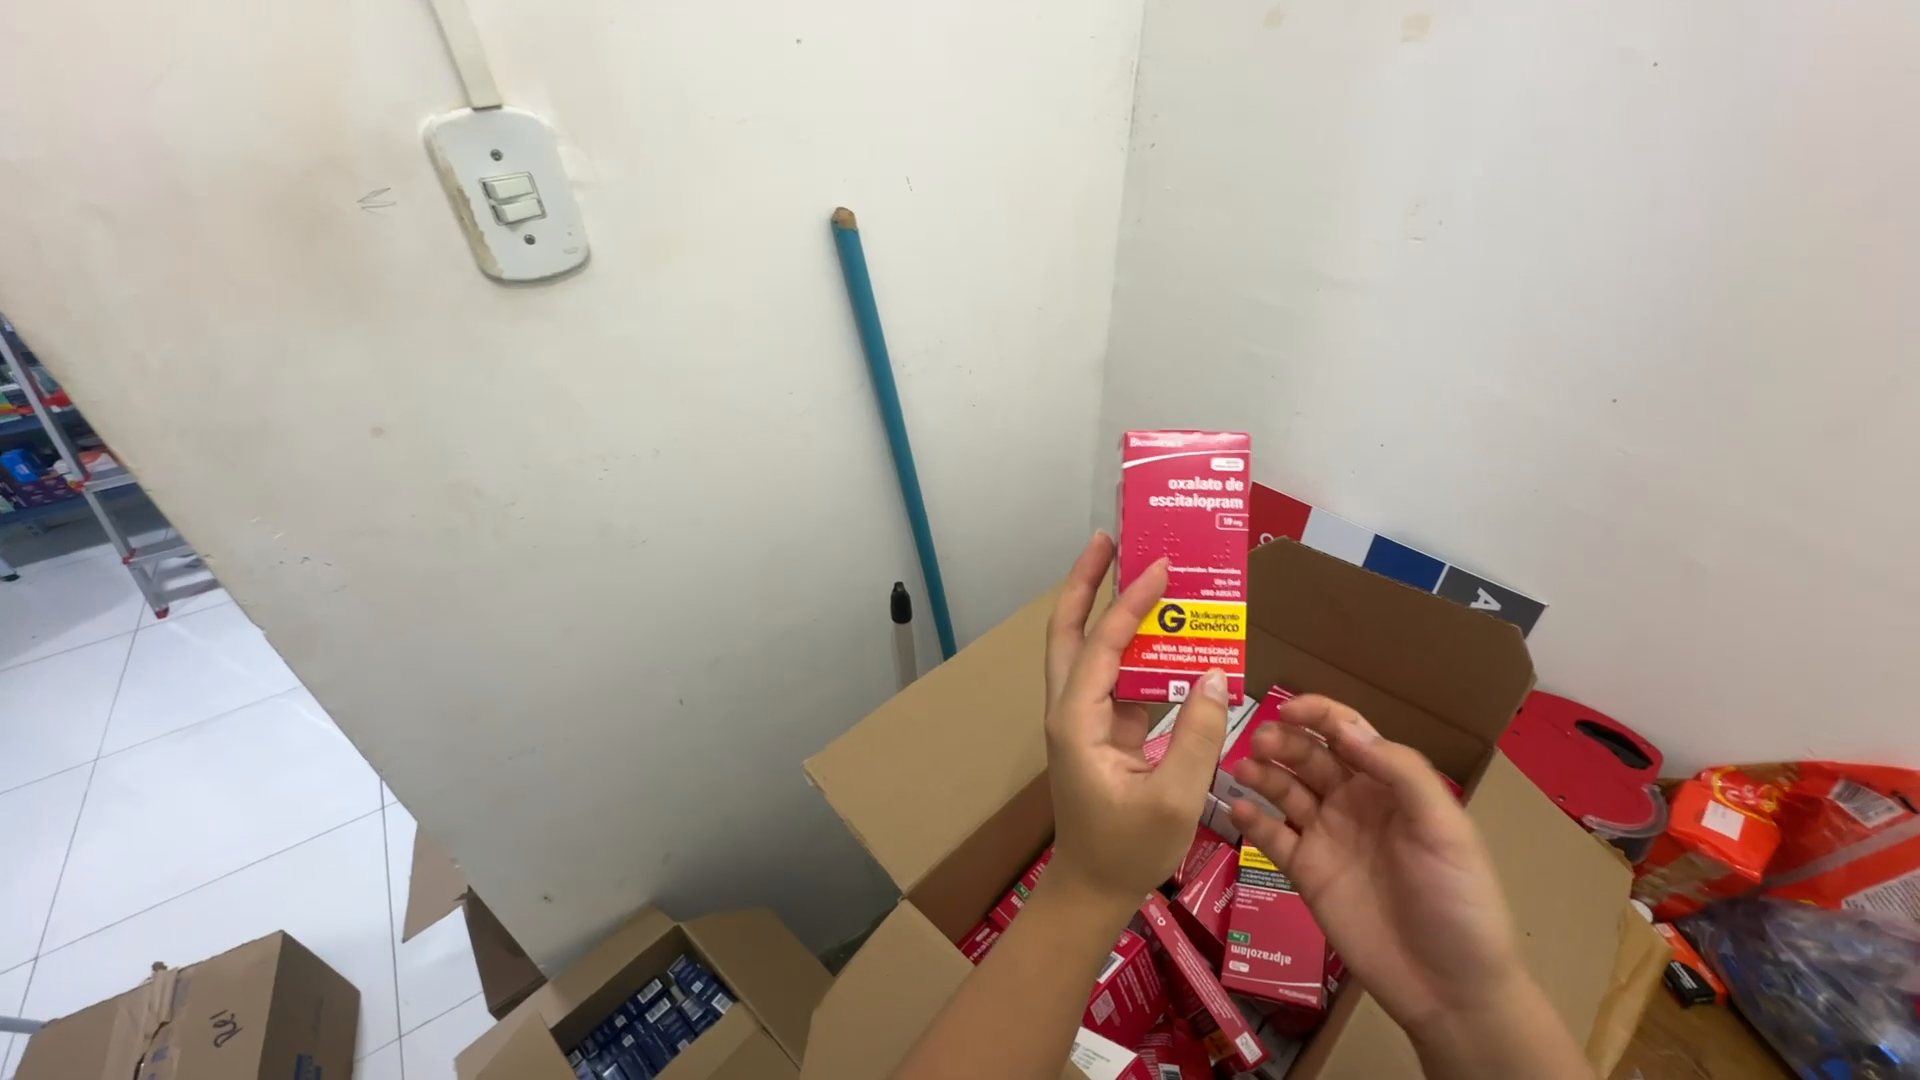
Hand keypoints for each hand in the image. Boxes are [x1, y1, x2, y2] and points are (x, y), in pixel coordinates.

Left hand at [1042, 532, 1229, 916]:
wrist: (1092, 888)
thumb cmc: (1127, 850)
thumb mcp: (1172, 798)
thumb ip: (1197, 736)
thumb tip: (1218, 674)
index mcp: (1076, 719)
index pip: (1101, 645)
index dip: (1129, 603)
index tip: (1158, 566)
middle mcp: (1070, 707)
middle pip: (1066, 630)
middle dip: (1084, 582)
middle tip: (1108, 539)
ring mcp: (1082, 715)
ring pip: (1086, 649)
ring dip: (1105, 608)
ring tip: (1137, 570)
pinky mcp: (1100, 728)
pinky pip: (1115, 676)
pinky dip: (1134, 649)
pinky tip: (1166, 635)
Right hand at [1227, 696, 1526, 1039]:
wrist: (1450, 990)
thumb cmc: (1459, 902)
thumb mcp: (1445, 830)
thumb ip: (1400, 772)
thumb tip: (1345, 727)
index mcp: (1389, 785)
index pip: (1347, 732)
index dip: (1317, 713)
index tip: (1286, 709)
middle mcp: (1352, 801)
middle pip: (1307, 755)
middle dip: (1282, 741)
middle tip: (1259, 743)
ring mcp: (1325, 835)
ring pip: (1284, 789)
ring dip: (1262, 773)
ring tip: (1244, 771)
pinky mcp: (1304, 870)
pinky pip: (1271, 836)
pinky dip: (1251, 819)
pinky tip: (1238, 810)